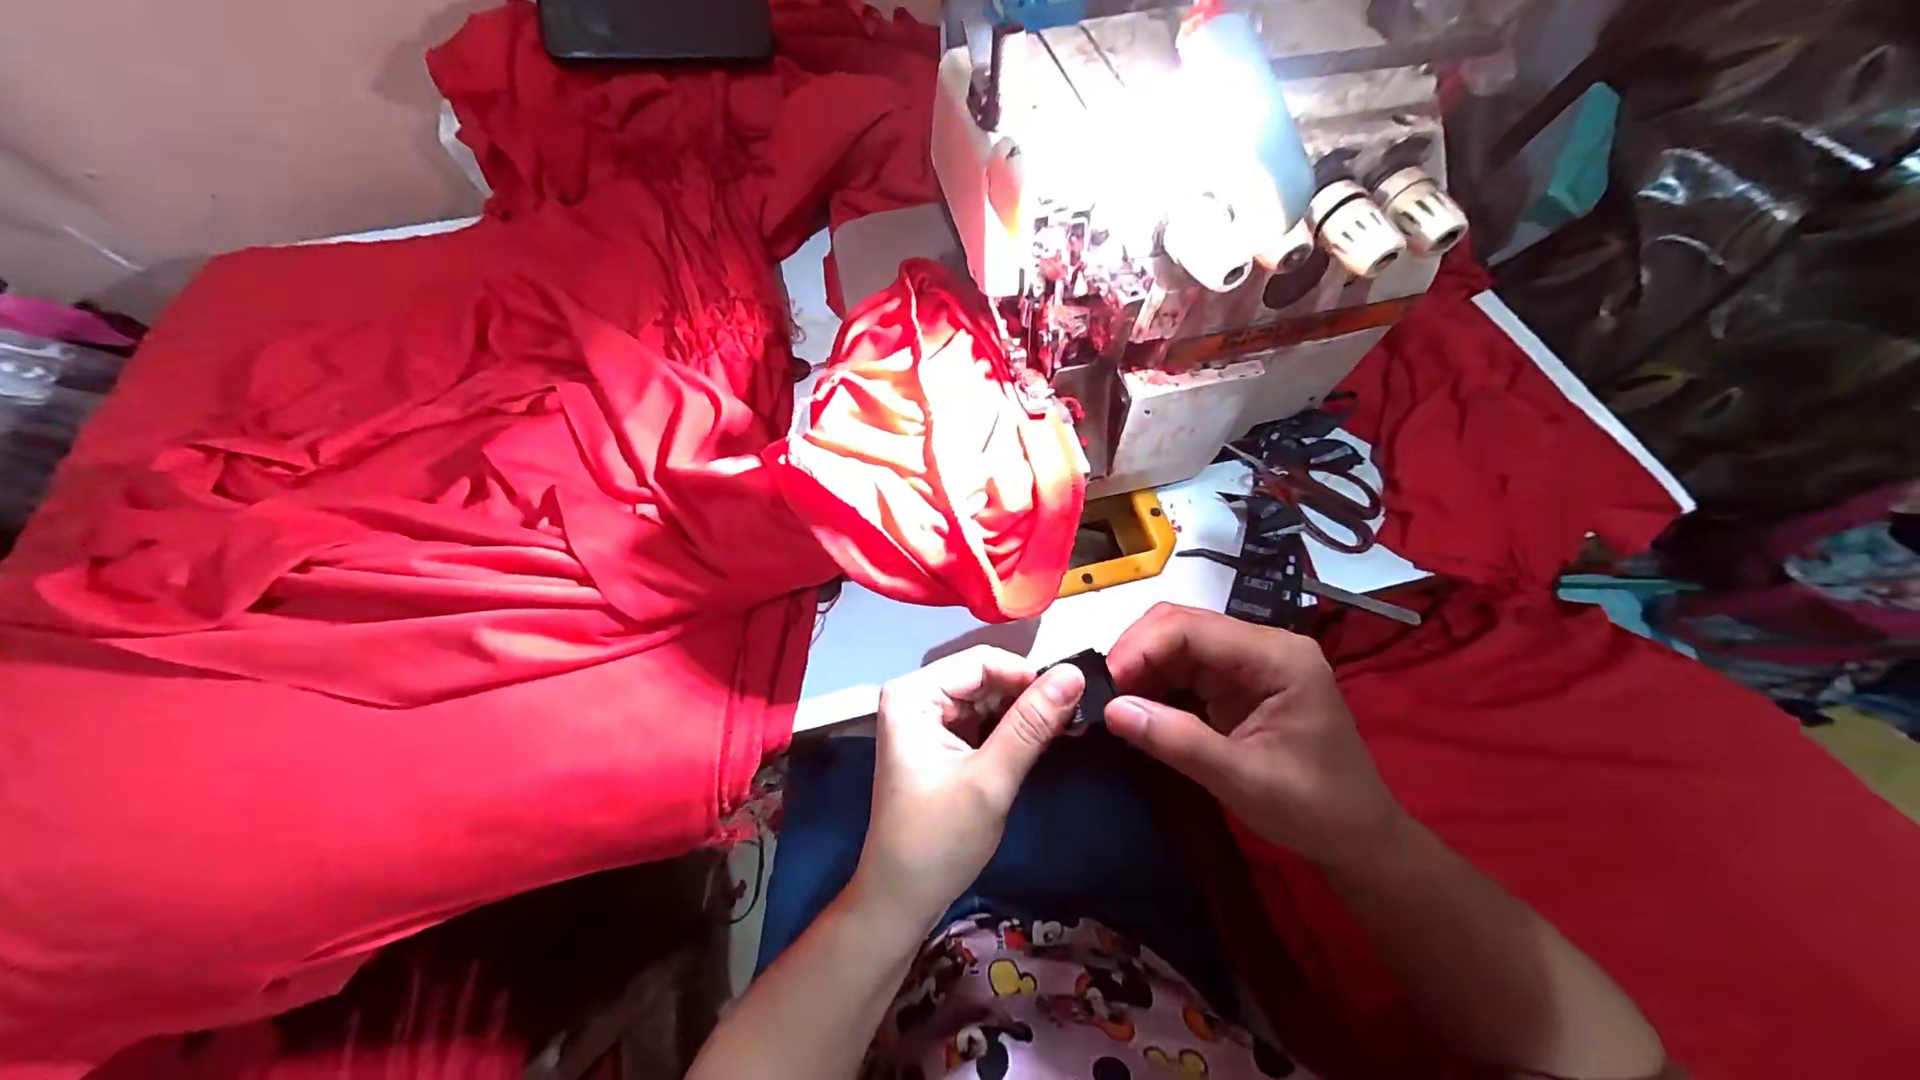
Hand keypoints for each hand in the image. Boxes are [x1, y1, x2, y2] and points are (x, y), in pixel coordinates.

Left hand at [853, 647, 1085, 927]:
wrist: (901, 899)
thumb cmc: (938, 841)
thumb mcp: (990, 781)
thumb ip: (1031, 725)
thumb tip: (1073, 675)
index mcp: (913, 695)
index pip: (982, 662)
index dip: (1028, 676)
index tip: (1072, 699)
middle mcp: (917, 696)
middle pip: (985, 677)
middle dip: (1028, 695)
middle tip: (1075, 718)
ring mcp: (928, 718)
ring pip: (989, 697)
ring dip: (1025, 712)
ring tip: (1066, 730)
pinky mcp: (941, 740)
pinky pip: (984, 719)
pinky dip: (1013, 728)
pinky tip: (1043, 740)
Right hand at [1103, 603, 1405, 869]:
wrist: (1358, 839)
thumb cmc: (1314, 809)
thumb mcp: (1244, 780)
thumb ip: (1178, 741)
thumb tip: (1111, 710)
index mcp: (1279, 656)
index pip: (1194, 628)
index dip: (1142, 647)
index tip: (1106, 682)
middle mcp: (1263, 647)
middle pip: (1182, 626)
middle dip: (1136, 652)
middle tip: (1101, 690)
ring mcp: (1249, 663)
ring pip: (1177, 644)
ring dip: (1141, 667)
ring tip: (1111, 698)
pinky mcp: (1236, 683)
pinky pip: (1184, 669)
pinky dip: (1154, 683)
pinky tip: (1134, 703)